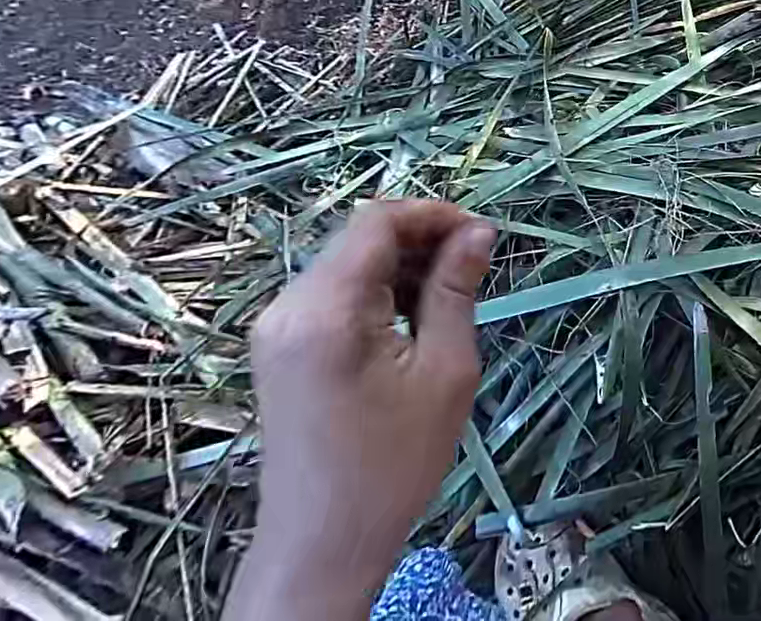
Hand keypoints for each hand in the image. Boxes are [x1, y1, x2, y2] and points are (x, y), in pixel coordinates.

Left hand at [226, 201, 495, 620]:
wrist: (323, 546)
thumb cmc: (394, 462)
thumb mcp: (445, 369)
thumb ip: (456, 289)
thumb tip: (479, 231)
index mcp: (326, 311)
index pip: (378, 222)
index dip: (434, 214)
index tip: (481, 235)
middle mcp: (289, 307)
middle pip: (363, 238)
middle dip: (425, 240)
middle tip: (475, 267)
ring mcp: (279, 327)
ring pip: (353, 261)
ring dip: (406, 265)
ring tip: (451, 297)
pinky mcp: (283, 345)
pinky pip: (339, 291)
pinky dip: (383, 290)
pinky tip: (415, 319)